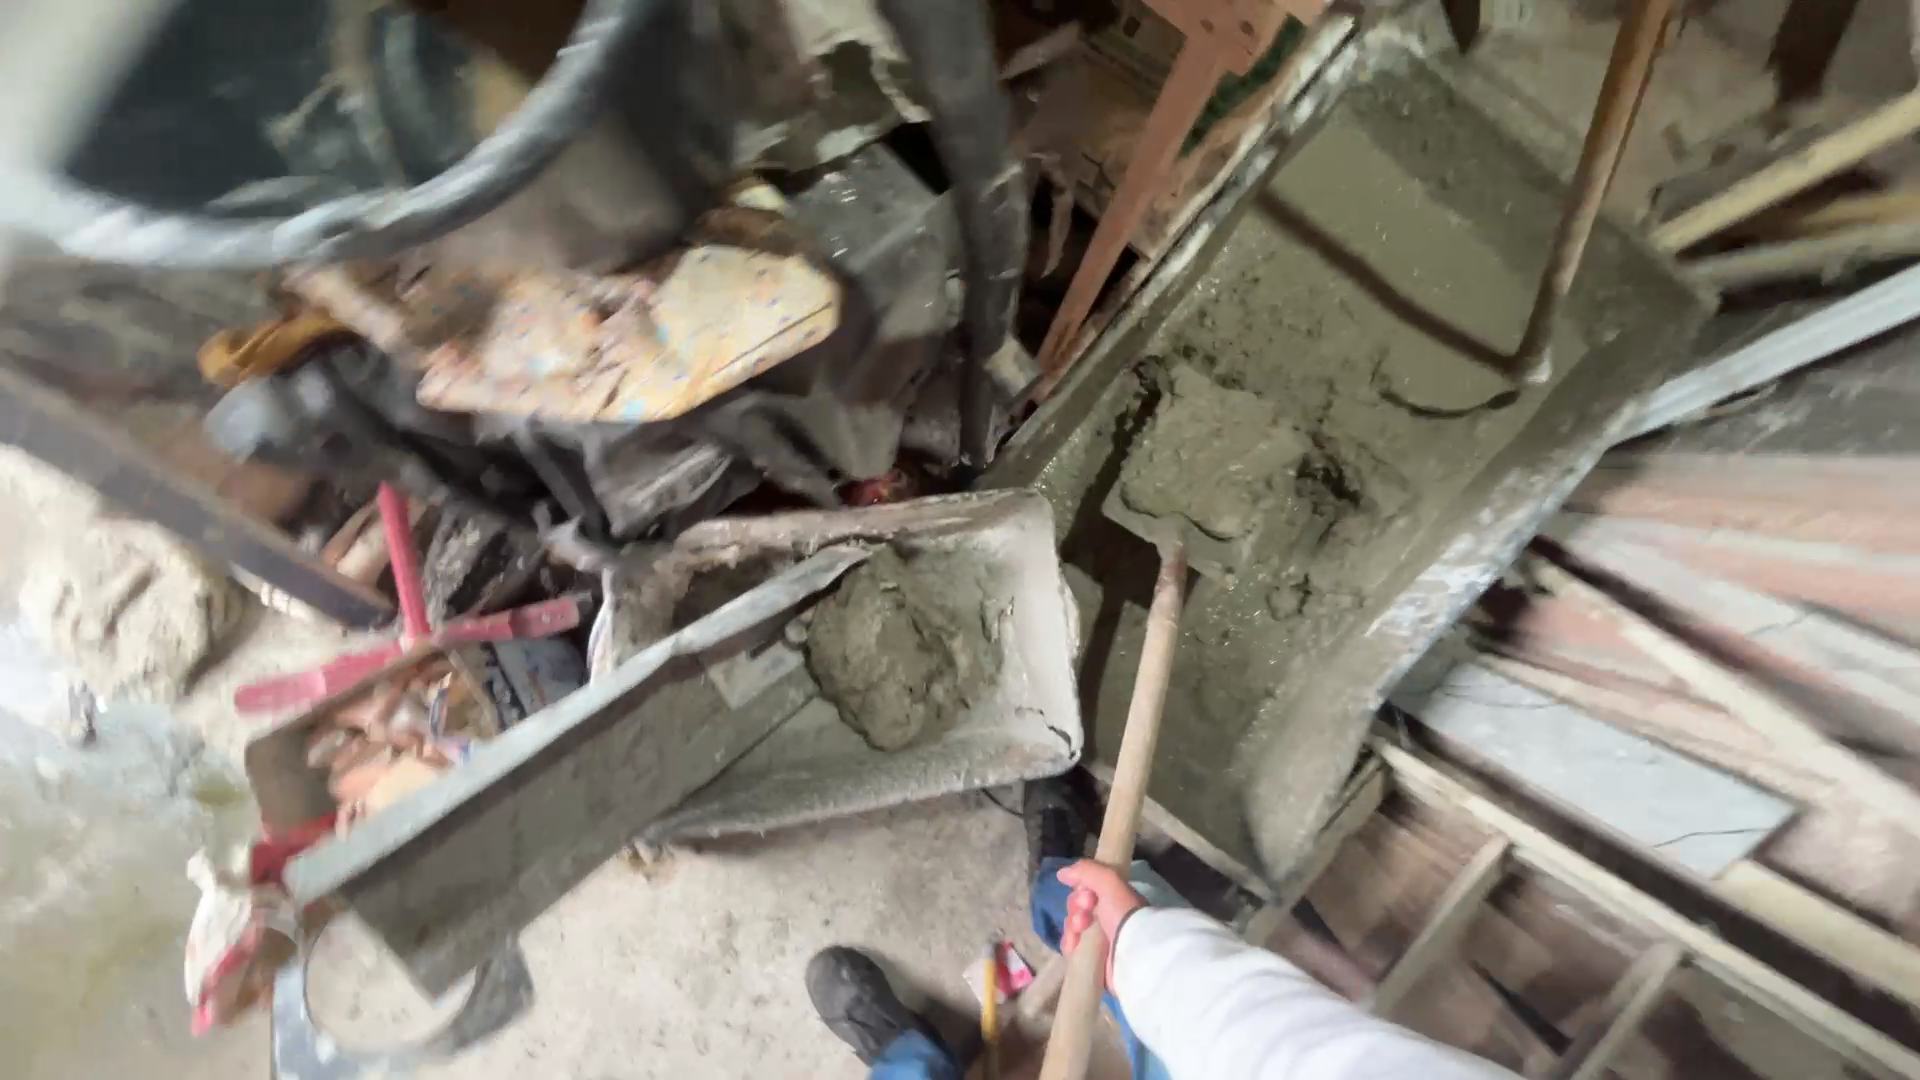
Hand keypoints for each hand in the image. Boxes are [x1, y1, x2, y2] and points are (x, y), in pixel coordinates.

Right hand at [1057, 859, 1146, 985]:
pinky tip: (1075, 944)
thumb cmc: (1123, 913)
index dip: (1081, 890)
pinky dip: (1070, 944)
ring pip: (1072, 926)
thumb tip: (1061, 874)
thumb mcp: (1109, 881)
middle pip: (1077, 907)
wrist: (1132, 953)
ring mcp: (1099, 939)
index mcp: (1113, 899)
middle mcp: (1106, 918)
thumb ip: (1085, 871)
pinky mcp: (1092, 959)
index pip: (1086, 889)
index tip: (1087, 895)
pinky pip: (1072, 947)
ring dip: (1072, 925)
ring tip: (1080, 930)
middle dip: (1076, 907)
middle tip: (1085, 913)